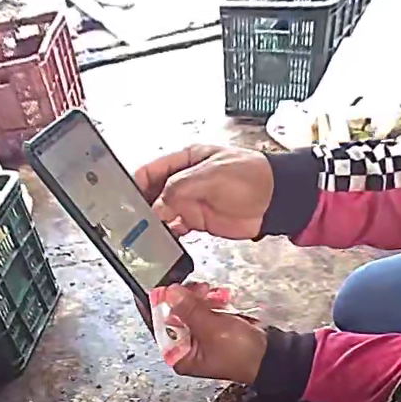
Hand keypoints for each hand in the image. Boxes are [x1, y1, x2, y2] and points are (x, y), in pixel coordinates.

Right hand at [133, 145, 271, 239]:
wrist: (275, 201)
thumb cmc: (250, 177)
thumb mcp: (209, 175)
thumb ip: (179, 189)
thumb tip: (156, 207)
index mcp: (185, 160)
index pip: (150, 171)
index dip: (136, 185)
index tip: (125, 201)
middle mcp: (184, 181)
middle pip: (152, 194)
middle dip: (141, 207)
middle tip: (132, 223)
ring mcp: (191, 202)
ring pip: (161, 214)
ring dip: (153, 224)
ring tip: (144, 235)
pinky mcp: (198, 221)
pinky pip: (175, 229)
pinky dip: (167, 236)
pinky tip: (162, 241)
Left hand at [151, 282, 267, 382]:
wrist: (271, 356)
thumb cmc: (242, 354)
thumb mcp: (211, 328)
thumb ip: (189, 310)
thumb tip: (170, 294)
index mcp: (181, 356)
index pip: (159, 328)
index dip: (156, 307)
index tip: (155, 288)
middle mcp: (187, 349)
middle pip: (174, 317)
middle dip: (183, 300)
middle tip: (190, 287)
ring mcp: (201, 339)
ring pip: (190, 311)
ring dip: (198, 299)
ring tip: (210, 293)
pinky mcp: (214, 330)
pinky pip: (204, 311)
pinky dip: (209, 303)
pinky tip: (218, 298)